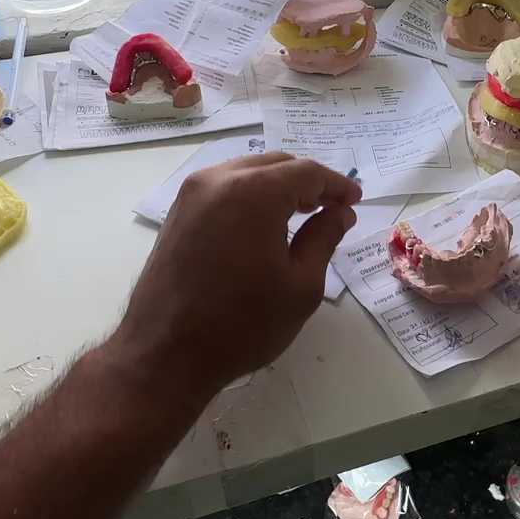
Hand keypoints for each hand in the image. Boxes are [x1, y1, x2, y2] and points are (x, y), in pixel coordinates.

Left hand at [111, 153, 361, 401]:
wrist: (165, 354)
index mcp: (254, 193)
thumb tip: (340, 212)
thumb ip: (324, 238)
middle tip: (331, 208)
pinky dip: (250, 194)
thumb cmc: (242, 325)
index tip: (354, 201)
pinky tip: (263, 223)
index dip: (336, 185)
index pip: (307, 172)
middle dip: (308, 182)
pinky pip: (224, 186)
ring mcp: (192, 193)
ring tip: (301, 214)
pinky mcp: (178, 211)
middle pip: (276, 164)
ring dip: (278, 185)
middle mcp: (219, 180)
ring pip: (248, 170)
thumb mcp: (301, 285)